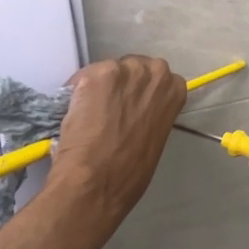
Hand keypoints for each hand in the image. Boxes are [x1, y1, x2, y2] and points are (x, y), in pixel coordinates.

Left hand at [47, 56, 186, 220]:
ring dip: (100, 87)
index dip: (141, 92)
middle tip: (110, 109)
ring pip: (108, 71)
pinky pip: (83, 78)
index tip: (132, 106)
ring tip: (91, 113)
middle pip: (133, 67)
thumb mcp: (157, 138)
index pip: (157, 78)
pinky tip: (75, 113)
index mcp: (174, 89)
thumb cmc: (131, 172)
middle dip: (123, 85)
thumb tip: (136, 114)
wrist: (97, 181)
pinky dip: (77, 93)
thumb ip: (152, 115)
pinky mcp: (94, 74)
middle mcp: (152, 71)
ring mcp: (122, 70)